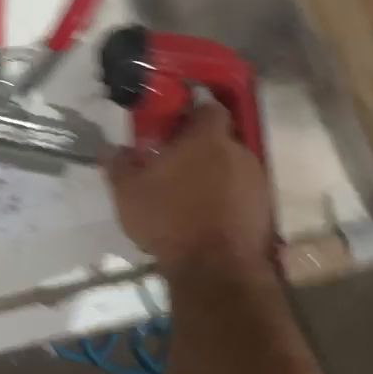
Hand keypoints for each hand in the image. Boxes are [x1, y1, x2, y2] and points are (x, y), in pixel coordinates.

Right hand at [103, 103, 274, 279]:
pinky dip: (222, 195)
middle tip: (170, 158)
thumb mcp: (127, 191)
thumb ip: (118, 164)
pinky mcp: (263, 207)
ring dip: (210, 171)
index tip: (173, 117)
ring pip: (230, 165)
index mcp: (206, 140)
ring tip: (184, 190)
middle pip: (219, 138)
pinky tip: (201, 212)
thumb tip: (109, 147)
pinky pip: (239, 190)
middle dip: (197, 144)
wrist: (214, 266)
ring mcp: (256, 181)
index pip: (209, 107)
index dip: (193, 108)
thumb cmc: (167, 217)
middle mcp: (238, 153)